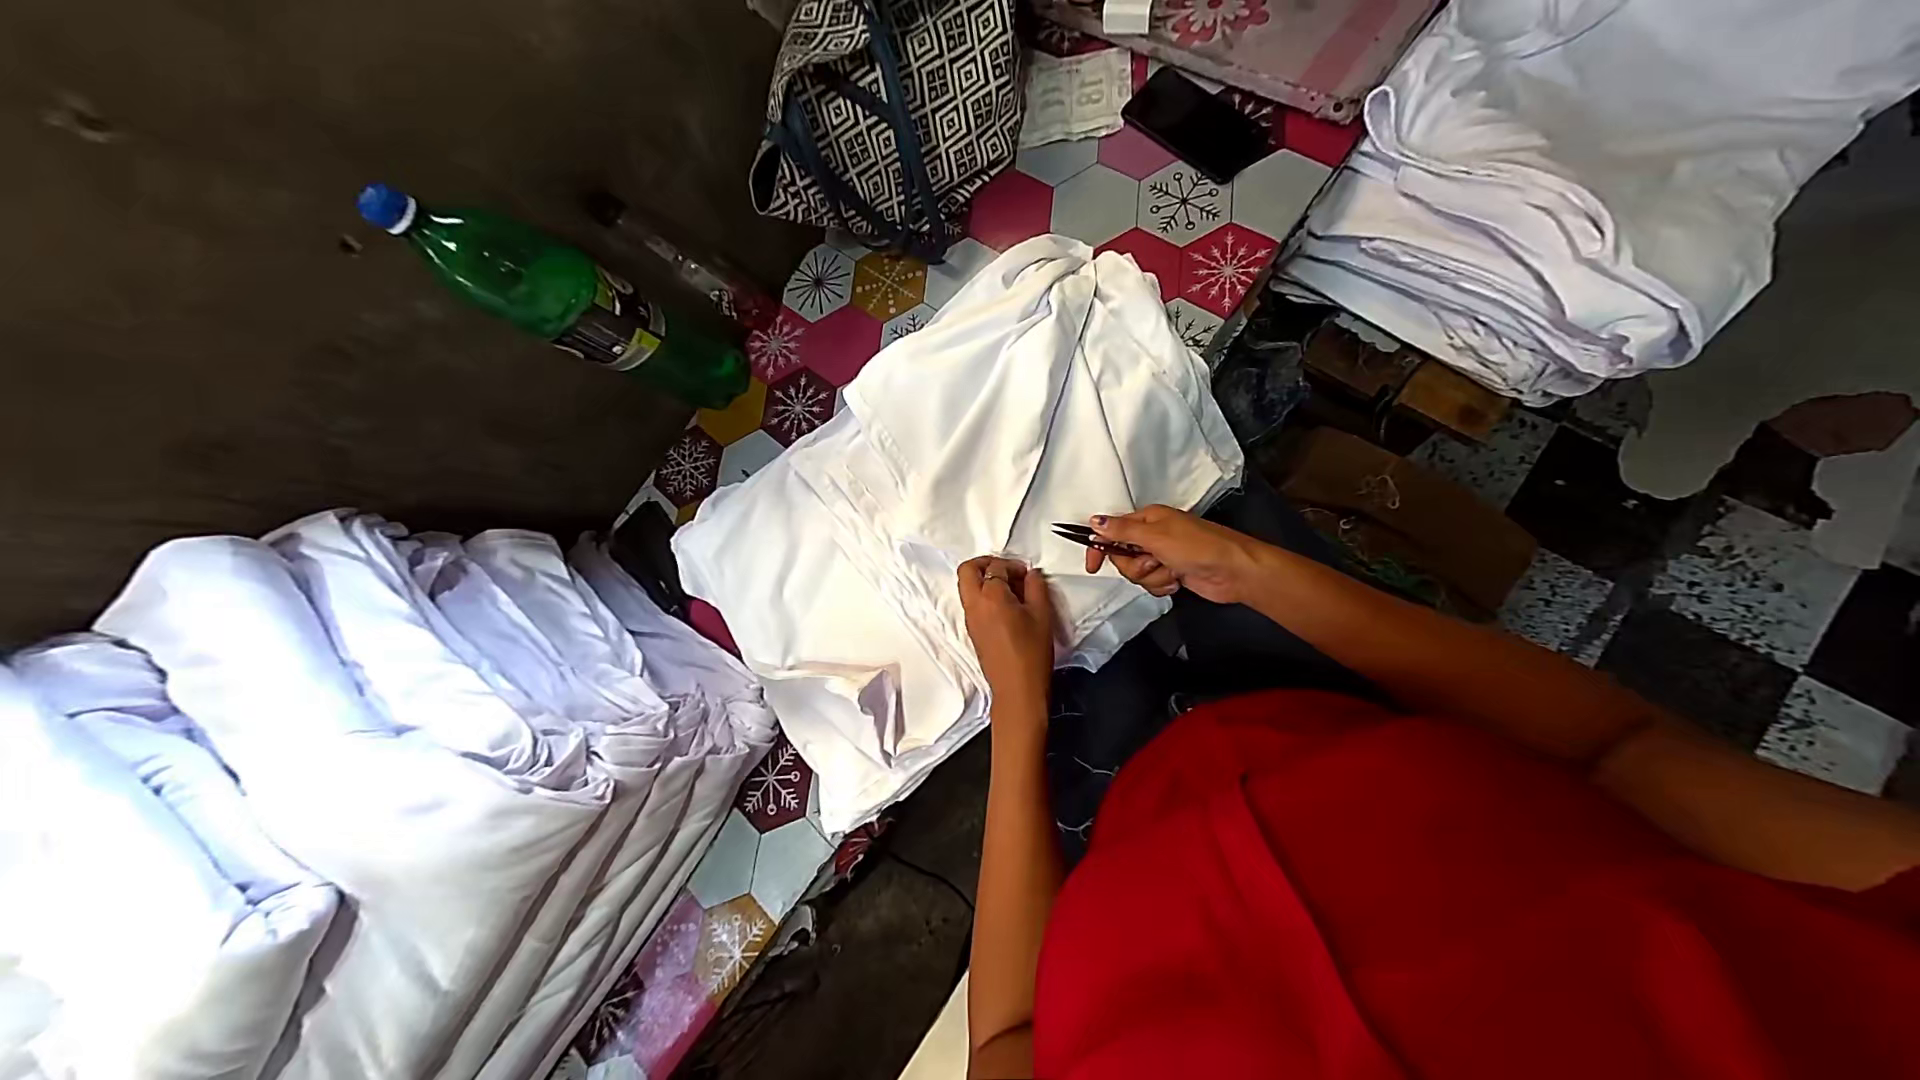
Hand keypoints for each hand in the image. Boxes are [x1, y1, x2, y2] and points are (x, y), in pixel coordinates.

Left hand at [957, 556, 1057, 714]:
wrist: (1017, 688)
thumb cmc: (1031, 653)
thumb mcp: (1042, 614)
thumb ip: (1036, 587)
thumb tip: (1031, 575)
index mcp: (991, 596)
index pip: (996, 567)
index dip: (1013, 565)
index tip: (1026, 573)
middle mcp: (975, 604)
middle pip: (968, 570)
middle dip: (986, 563)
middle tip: (1007, 569)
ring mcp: (970, 618)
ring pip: (966, 586)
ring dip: (983, 579)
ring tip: (1009, 588)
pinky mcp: (972, 631)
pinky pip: (971, 602)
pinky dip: (983, 595)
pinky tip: (1006, 605)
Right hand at [1083, 505, 1267, 603]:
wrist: (1234, 571)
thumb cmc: (1199, 546)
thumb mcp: (1155, 536)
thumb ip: (1121, 531)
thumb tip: (1094, 521)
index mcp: (1148, 518)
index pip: (1111, 531)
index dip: (1099, 547)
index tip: (1092, 564)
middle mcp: (1153, 535)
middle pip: (1122, 556)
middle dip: (1134, 566)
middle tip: (1152, 562)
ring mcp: (1163, 556)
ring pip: (1136, 573)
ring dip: (1151, 577)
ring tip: (1171, 571)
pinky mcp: (1171, 573)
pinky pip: (1151, 584)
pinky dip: (1162, 585)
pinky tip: (1177, 581)